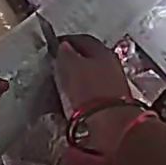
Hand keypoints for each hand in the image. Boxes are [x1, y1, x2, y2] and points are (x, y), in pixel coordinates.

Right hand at [53, 35, 138, 154]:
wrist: (110, 124)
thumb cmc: (89, 91)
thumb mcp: (70, 67)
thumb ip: (65, 54)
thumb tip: (63, 46)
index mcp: (102, 52)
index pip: (82, 40)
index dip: (66, 42)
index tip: (53, 46)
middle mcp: (111, 66)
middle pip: (89, 59)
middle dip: (72, 61)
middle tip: (55, 66)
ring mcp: (112, 87)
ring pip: (90, 77)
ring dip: (76, 79)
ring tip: (59, 86)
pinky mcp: (110, 105)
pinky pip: (91, 95)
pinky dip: (80, 95)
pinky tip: (70, 102)